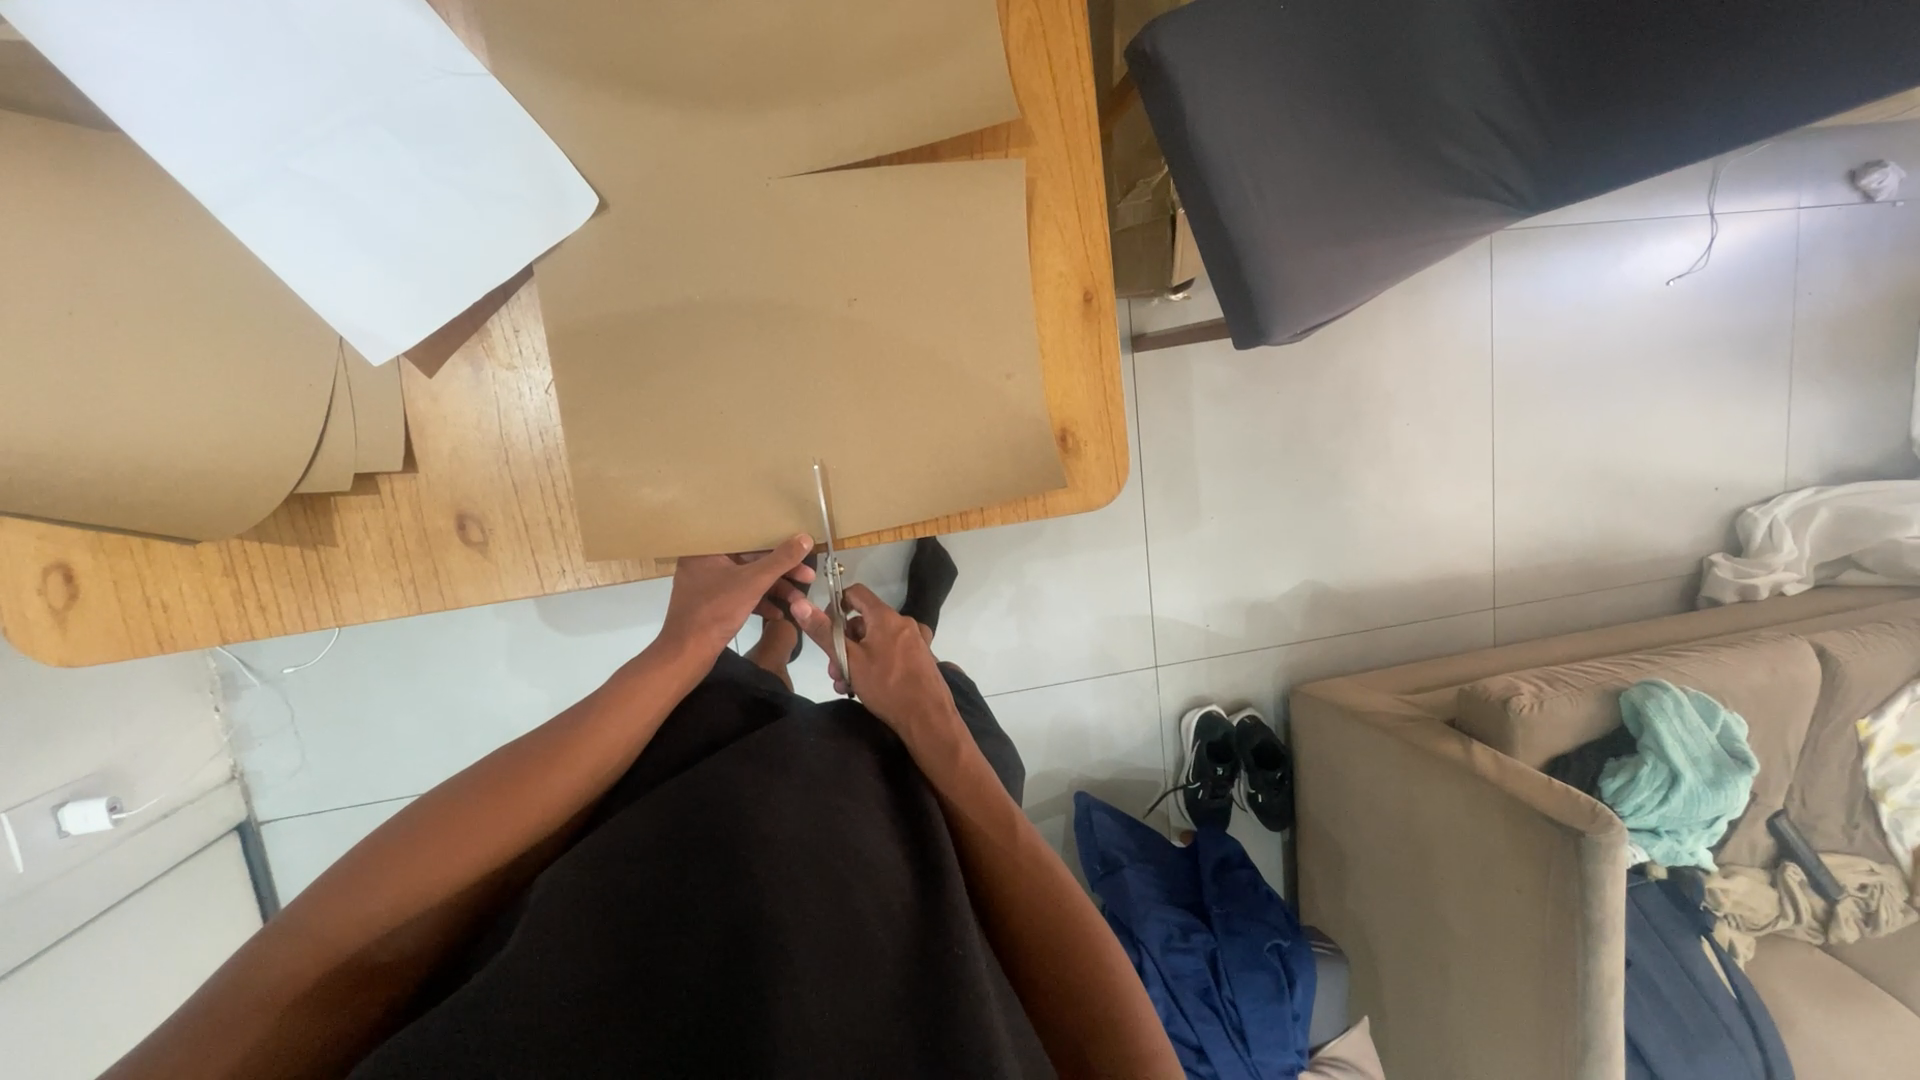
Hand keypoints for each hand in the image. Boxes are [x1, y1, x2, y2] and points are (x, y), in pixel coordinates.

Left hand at [658, 534, 814, 661]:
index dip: (778, 542)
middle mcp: (705, 563)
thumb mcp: (753, 582)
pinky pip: (741, 596)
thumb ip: (781, 560)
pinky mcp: (713, 605)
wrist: (686, 654)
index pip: (749, 538)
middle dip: (782, 571)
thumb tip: (805, 538)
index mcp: (707, 549)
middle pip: (752, 560)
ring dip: (775, 589)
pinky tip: (780, 614)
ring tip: (799, 600)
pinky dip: (761, 602)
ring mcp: (708, 585)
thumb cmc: (715, 611)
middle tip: (808, 577)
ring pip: (749, 580)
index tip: (800, 550)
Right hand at [783, 582, 961, 741]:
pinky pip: (891, 652)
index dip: (836, 605)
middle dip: (843, 645)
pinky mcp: (921, 658)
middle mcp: (903, 623)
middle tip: (834, 671)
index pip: (856, 593)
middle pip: (864, 622)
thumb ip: (823, 631)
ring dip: (856, 659)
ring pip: (876, 641)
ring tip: (845, 685)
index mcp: (886, 617)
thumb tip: (798, 603)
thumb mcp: (849, 660)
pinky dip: (875, 664)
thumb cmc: (886, 686)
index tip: (825, 628)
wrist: (928, 718)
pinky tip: (864, 688)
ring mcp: (916, 640)